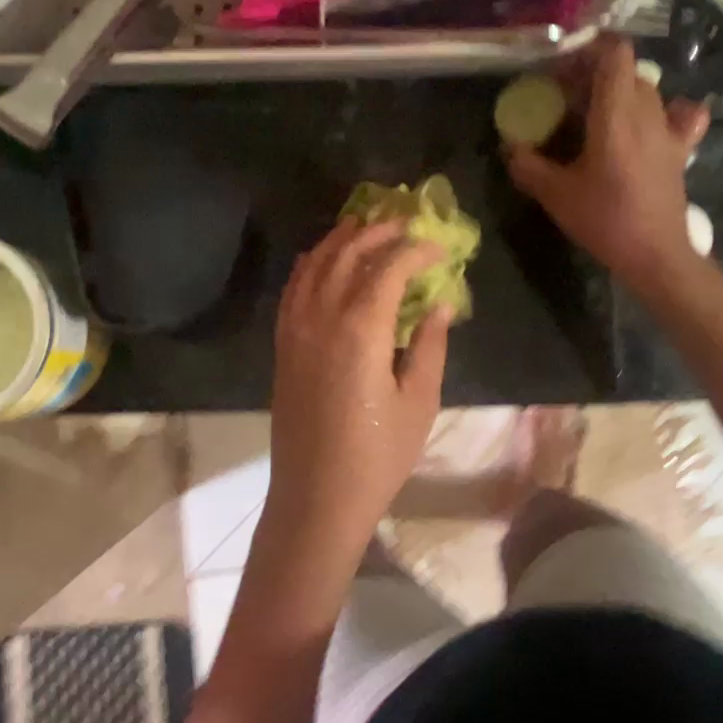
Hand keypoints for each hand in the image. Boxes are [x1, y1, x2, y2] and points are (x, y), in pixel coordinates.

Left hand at [269, 219, 452, 533]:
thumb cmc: (377, 457)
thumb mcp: (419, 402)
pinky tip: (321, 260)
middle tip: (406, 224)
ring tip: (365, 225)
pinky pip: (293, 290)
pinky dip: (309, 266)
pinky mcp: (282, 347)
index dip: (415, 250)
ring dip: (340, 240)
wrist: (316, 498)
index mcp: (360, 330)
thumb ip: (430, 345)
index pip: (388, 269)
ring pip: (314, 266)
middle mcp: (321, 318)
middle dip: (378, 232)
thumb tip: (439, 304)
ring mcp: (295, 331)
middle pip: (347, 255)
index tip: (439, 248)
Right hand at [506, 35, 710, 291]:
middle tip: (567, 98)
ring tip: (597, 116)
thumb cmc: (605, 220)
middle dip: (596, 75)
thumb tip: (510, 147)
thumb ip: (528, 166)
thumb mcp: (555, 195)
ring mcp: (669, 129)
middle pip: (626, 71)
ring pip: (647, 90)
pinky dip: (665, 110)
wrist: (655, 254)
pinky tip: (649, 125)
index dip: (589, 49)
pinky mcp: (681, 149)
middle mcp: (647, 111)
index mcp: (615, 114)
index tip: (562, 67)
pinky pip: (681, 114)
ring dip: (621, 93)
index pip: (614, 54)